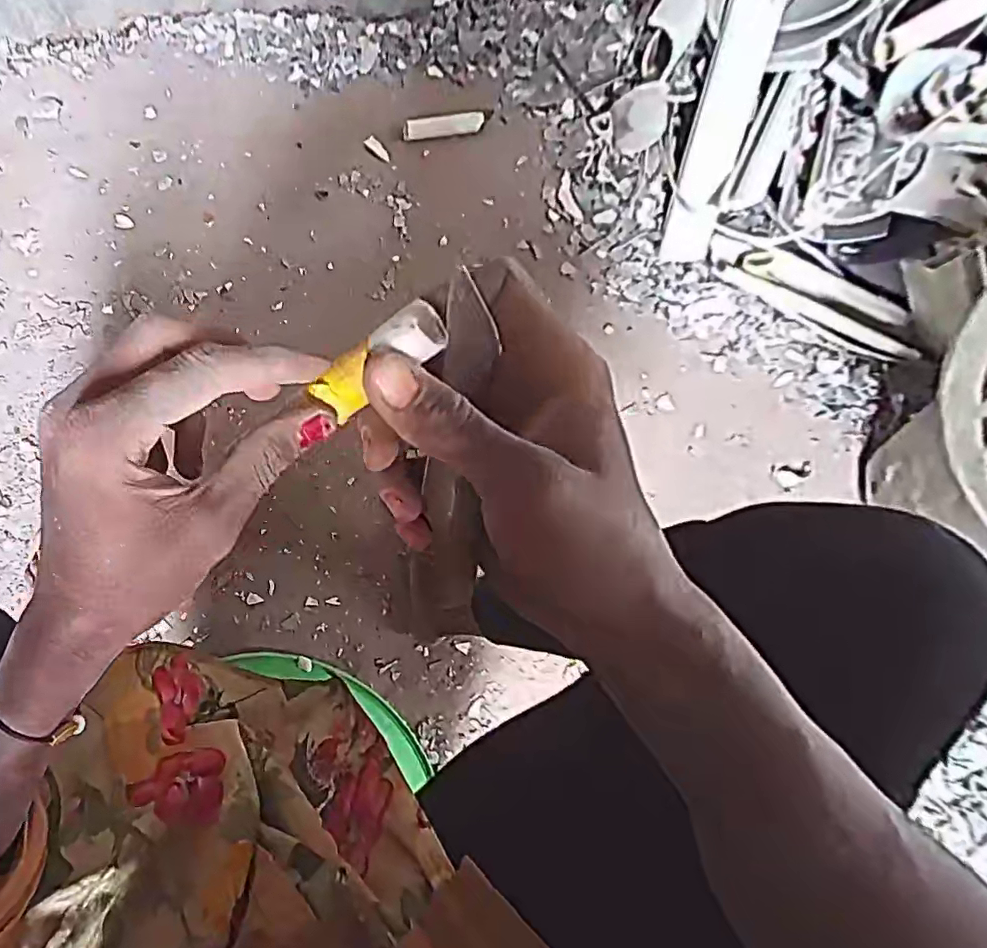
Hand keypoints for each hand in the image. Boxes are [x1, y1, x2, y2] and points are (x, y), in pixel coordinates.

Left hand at [0, 316, 330, 732]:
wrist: (78, 614)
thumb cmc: (136, 583)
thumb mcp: (210, 521)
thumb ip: (263, 457)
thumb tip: (314, 416)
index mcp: (104, 435)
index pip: (197, 370)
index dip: (265, 362)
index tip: (312, 367)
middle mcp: (75, 409)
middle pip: (160, 335)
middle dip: (223, 351)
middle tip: (270, 384)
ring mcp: (68, 413)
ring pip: (143, 354)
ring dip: (192, 382)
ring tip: (204, 453)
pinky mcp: (73, 423)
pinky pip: (128, 383)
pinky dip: (165, 402)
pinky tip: (178, 457)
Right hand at [359, 263, 690, 657]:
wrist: (605, 616)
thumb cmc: (589, 546)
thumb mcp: (519, 479)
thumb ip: (449, 423)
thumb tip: (381, 369)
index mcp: (550, 368)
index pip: (486, 292)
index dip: (432, 315)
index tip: (390, 368)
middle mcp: (516, 387)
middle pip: (431, 357)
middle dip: (394, 408)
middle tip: (381, 455)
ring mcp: (490, 428)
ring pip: (413, 410)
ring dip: (392, 456)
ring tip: (402, 504)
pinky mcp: (470, 466)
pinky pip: (417, 453)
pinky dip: (404, 485)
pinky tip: (414, 522)